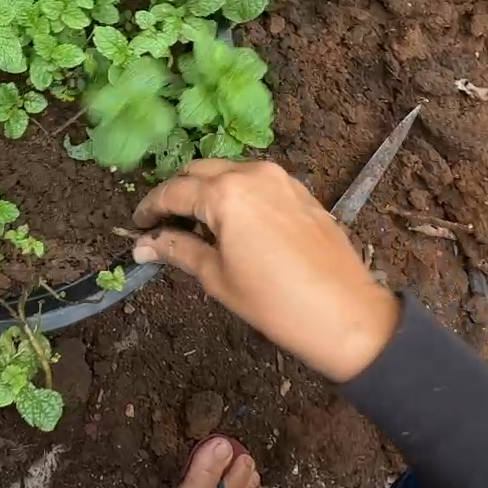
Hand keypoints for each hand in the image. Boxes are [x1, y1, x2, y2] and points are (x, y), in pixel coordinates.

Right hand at [132, 160, 398, 381]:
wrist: (349, 317)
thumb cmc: (275, 303)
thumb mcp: (217, 277)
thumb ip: (177, 250)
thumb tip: (140, 247)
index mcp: (224, 193)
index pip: (173, 191)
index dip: (150, 208)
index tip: (138, 225)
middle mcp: (250, 173)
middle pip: (198, 171)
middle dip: (176, 193)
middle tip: (163, 223)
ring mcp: (279, 178)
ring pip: (227, 171)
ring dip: (206, 189)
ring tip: (198, 223)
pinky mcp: (299, 189)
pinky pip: (255, 180)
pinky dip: (235, 192)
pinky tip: (234, 222)